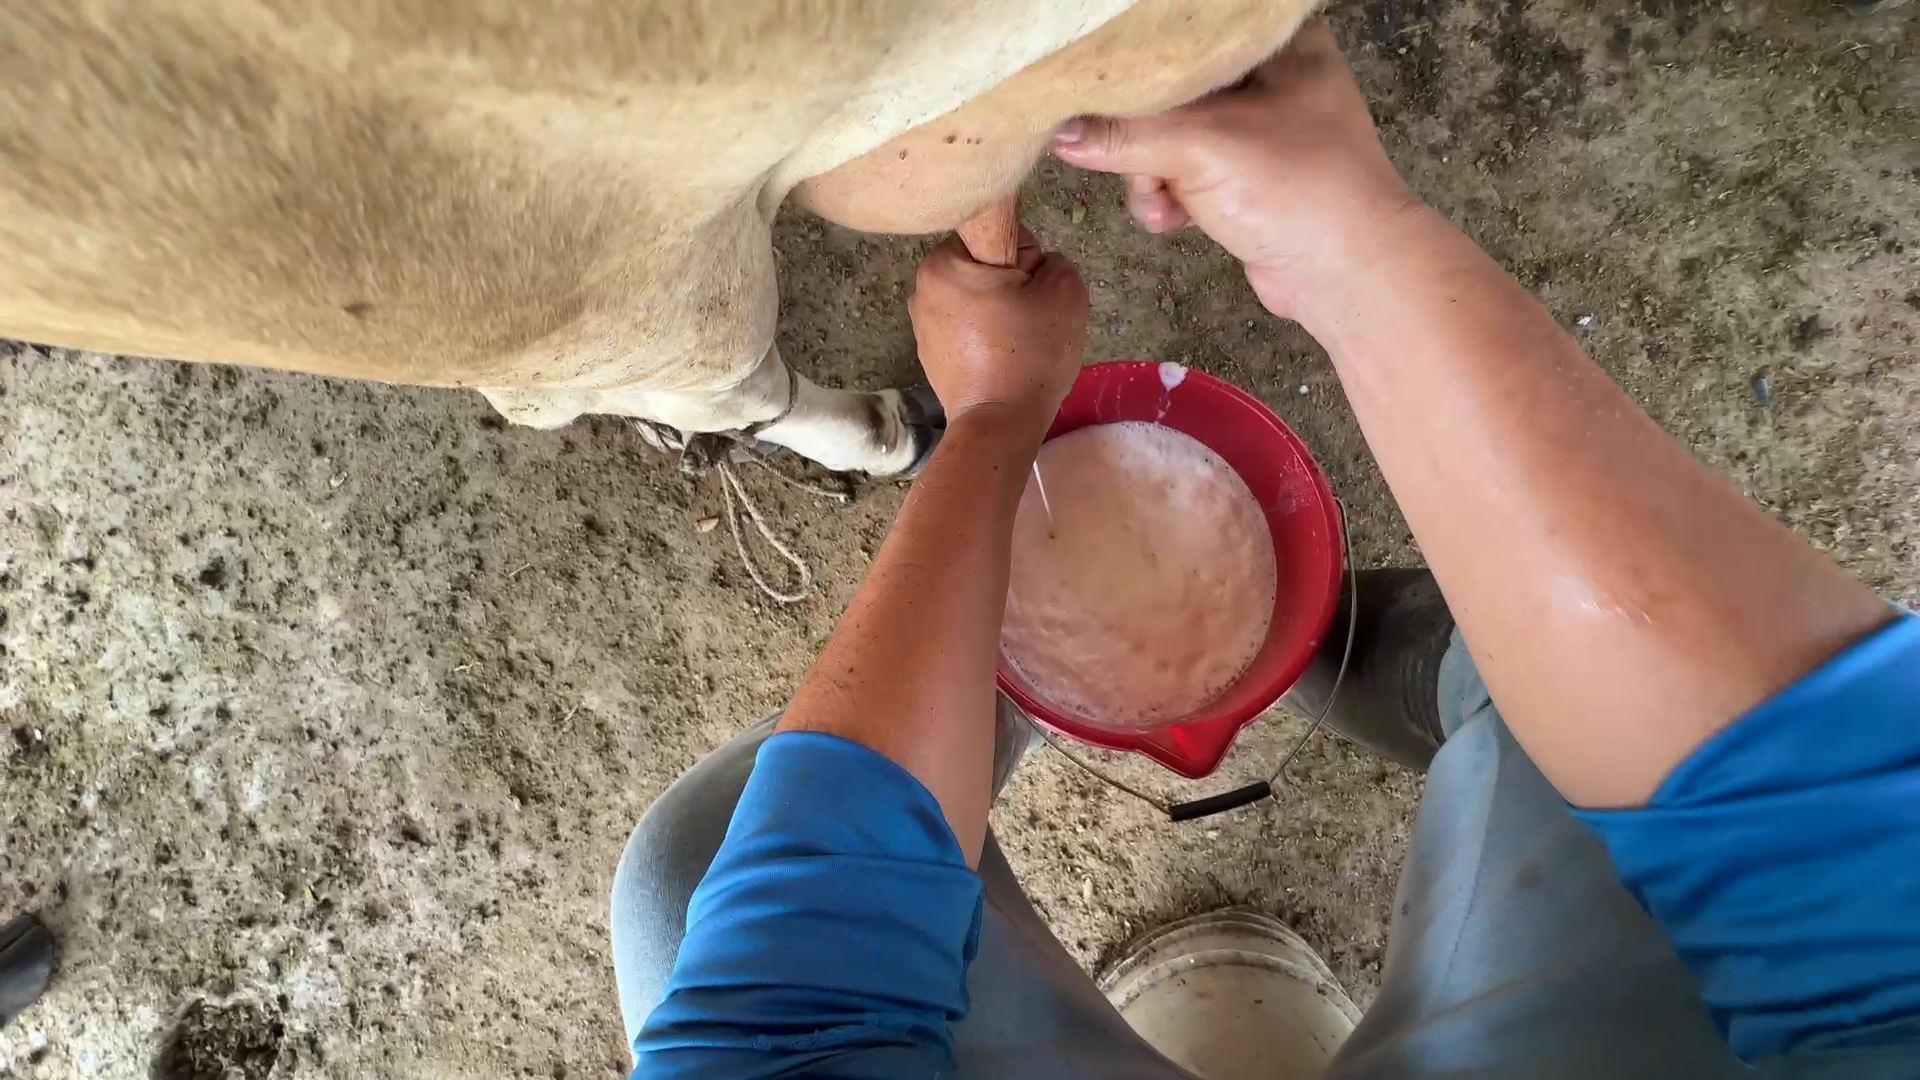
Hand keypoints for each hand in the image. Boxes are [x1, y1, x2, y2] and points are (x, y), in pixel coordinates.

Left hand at [909, 227, 1088, 430]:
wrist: (999, 425)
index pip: (996, 233)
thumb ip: (1053, 260)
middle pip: (984, 269)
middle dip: (1011, 289)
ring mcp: (922, 326)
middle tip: (1030, 322)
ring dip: (1000, 316)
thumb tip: (1036, 270)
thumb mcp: (1065, 290)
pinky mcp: (931, 357)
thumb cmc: (1030, 355)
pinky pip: (969, 333)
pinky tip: (1002, 363)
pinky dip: (986, 342)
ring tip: (1018, 347)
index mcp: (944, 262)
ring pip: (978, 303)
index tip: (1031, 293)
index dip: (1025, 260)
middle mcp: (923, 289)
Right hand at [1050, 20, 1422, 315]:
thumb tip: (1058, 133)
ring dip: (1152, 181)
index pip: (1181, 37)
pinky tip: (1174, 221)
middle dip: (1142, 144)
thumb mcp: (1202, 148)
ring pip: (1166, 141)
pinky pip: (1181, 176)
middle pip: (1165, 94)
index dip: (1135, 65)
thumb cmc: (1293, 186)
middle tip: (1147, 172)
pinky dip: (1169, 200)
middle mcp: (1260, 77)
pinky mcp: (1238, 178)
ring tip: (1164, 207)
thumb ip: (1126, 136)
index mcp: (1268, 39)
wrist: (1343, 271)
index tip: (1097, 91)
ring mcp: (1250, 132)